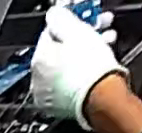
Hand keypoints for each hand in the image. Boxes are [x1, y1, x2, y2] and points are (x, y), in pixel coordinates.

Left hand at [29, 3, 124, 130]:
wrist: (101, 98)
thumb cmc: (89, 67)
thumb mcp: (76, 31)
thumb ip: (61, 19)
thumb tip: (53, 14)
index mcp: (38, 61)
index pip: (49, 33)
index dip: (69, 23)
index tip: (83, 19)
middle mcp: (37, 82)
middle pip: (58, 51)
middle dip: (79, 36)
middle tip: (97, 27)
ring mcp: (47, 97)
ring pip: (64, 67)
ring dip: (83, 51)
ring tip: (104, 41)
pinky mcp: (58, 108)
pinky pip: (67, 84)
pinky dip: (79, 72)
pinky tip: (96, 63)